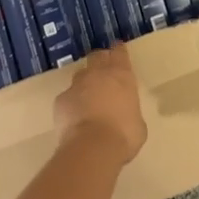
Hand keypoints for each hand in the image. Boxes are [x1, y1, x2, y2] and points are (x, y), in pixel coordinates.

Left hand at [52, 46, 146, 167]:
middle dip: (101, 61)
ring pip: (80, 76)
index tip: (119, 50)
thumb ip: (131, 112)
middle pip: (97, 57)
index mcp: (121, 75)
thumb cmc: (123, 135)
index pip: (120, 53)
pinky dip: (72, 104)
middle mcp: (98, 73)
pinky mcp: (61, 100)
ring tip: (89, 98)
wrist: (92, 147)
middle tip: (104, 72)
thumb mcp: (138, 125)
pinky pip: (68, 97)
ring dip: (85, 83)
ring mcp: (77, 85)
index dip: (119, 51)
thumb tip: (127, 115)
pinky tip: (75, 118)